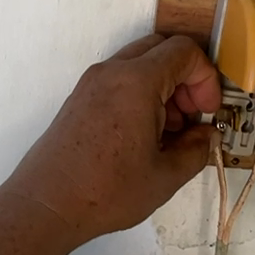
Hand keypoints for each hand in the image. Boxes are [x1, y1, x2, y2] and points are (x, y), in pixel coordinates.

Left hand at [0, 35, 221, 247]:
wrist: (47, 204)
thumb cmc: (102, 191)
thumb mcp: (165, 176)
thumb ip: (197, 150)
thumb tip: (206, 137)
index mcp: (136, 82)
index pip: (184, 51)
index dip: (206, 78)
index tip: (207, 110)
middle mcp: (111, 73)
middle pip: (161, 49)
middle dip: (185, 78)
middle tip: (192, 117)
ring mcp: (91, 84)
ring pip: (139, 64)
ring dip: (163, 88)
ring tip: (169, 133)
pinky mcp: (80, 99)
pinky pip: (119, 81)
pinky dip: (140, 95)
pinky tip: (144, 136)